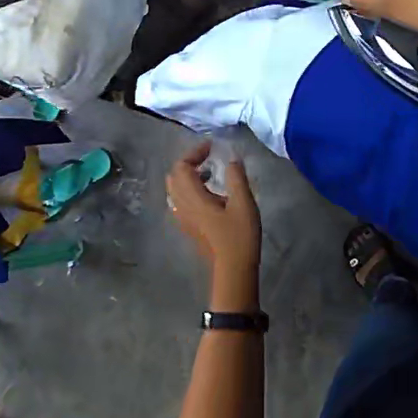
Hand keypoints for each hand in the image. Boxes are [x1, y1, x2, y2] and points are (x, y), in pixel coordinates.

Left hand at [167, 143, 260, 290]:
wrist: (233, 270)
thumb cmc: (239, 236)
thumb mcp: (244, 203)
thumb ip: (236, 177)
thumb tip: (231, 158)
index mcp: (193, 198)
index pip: (181, 167)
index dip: (194, 152)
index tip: (212, 147)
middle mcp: (182, 207)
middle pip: (174, 177)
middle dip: (188, 162)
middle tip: (208, 158)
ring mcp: (183, 218)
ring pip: (175, 189)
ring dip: (188, 176)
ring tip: (209, 173)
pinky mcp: (189, 227)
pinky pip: (181, 200)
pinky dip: (190, 189)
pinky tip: (209, 194)